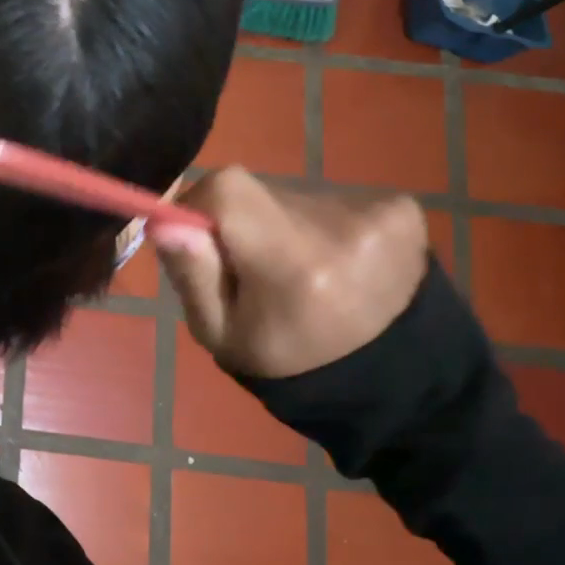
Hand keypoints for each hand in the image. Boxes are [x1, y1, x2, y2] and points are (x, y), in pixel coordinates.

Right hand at [150, 167, 428, 378]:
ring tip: (296, 271)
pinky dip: (314, 225)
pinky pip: (326, 198)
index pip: (226, 189)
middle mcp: (340, 226)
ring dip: (276, 223)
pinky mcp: (400, 205)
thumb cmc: (289, 360)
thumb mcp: (220, 334)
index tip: (197, 239)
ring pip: (289, 194)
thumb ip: (191, 276)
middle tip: (250, 271)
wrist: (393, 375)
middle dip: (237, 222)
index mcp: (294, 264)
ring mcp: (378, 212)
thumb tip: (165, 222)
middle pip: (255, 191)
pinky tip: (330, 262)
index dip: (197, 204)